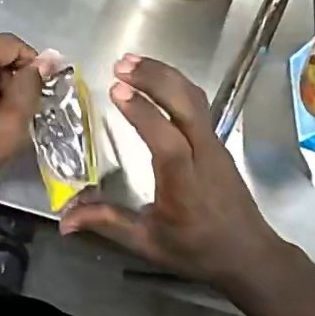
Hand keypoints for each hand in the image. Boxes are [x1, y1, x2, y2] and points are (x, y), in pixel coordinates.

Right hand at [59, 55, 288, 291]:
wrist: (250, 255)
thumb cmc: (196, 249)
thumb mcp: (148, 242)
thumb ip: (106, 222)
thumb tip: (64, 220)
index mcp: (184, 184)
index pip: (167, 140)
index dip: (143, 113)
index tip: (116, 89)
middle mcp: (203, 156)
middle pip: (186, 106)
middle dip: (154, 80)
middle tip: (119, 65)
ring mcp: (213, 144)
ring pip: (194, 98)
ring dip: (164, 74)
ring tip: (131, 60)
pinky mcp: (216, 140)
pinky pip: (197, 101)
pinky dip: (175, 81)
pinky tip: (154, 74)